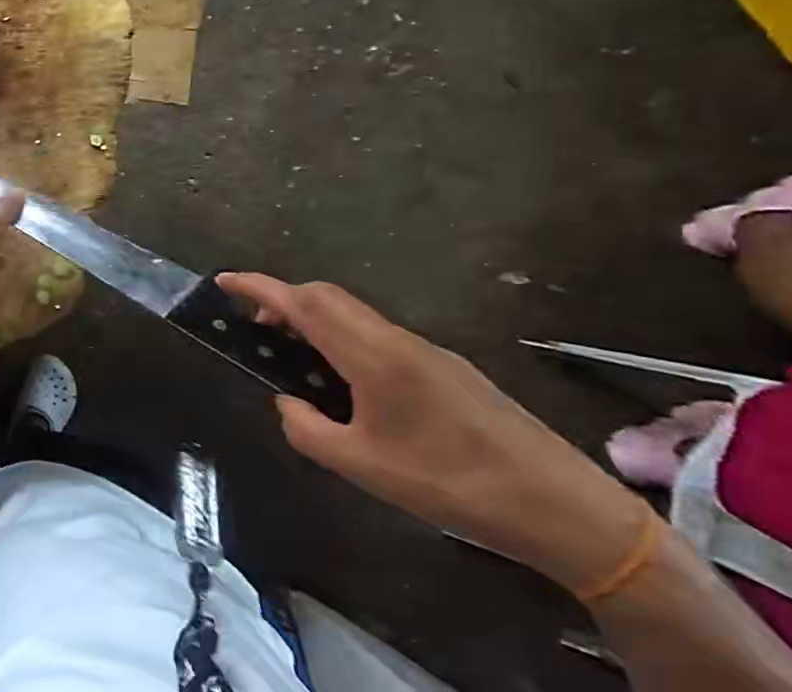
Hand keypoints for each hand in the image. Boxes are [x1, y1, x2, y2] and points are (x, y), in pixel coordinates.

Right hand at [219, 272, 649, 591]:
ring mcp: (429, 352)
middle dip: (283, 300)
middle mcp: (399, 341)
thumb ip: (306, 427)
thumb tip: (289, 404)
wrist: (566, 511)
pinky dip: (345, 339)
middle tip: (255, 326)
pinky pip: (380, 336)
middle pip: (328, 297)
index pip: (303, 303)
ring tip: (295, 356)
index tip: (224, 280)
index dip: (259, 287)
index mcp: (373, 357)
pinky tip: (348, 383)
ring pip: (356, 315)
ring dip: (315, 320)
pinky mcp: (450, 369)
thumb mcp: (361, 465)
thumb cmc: (452, 484)